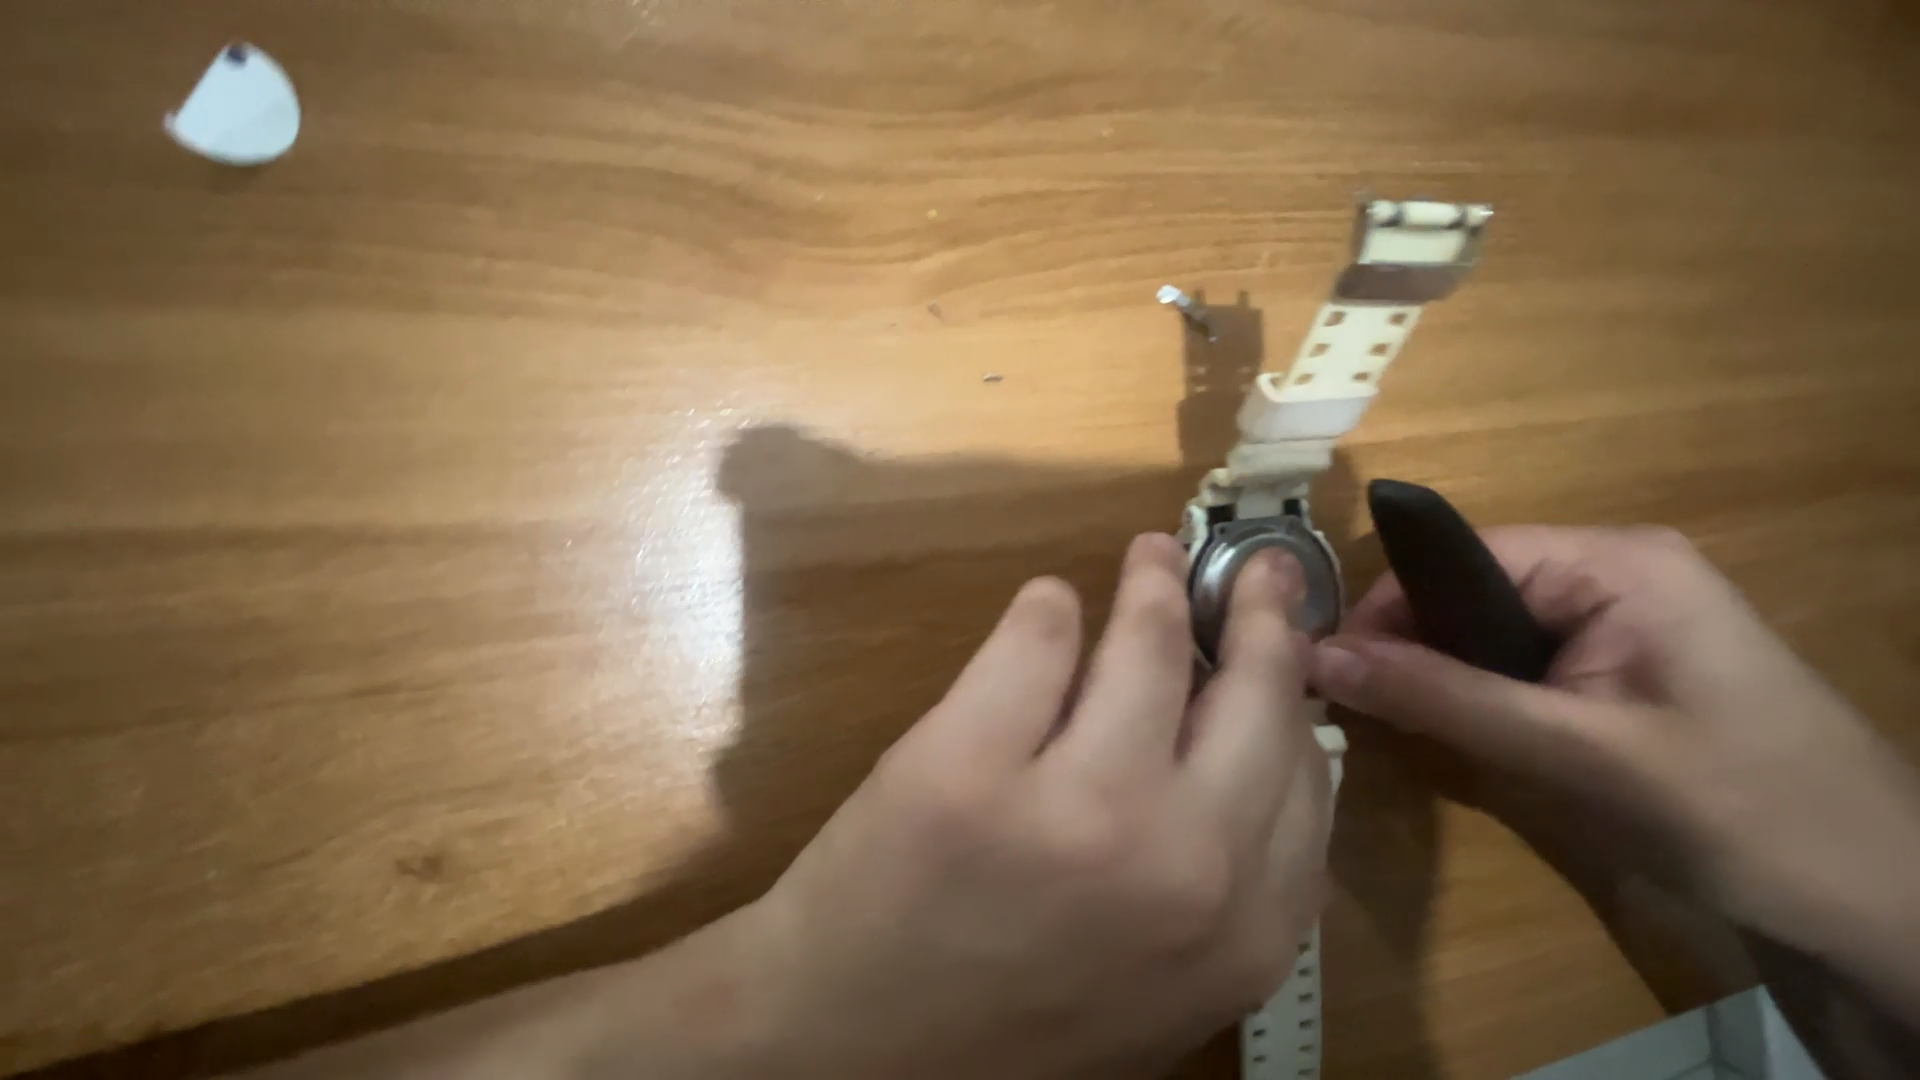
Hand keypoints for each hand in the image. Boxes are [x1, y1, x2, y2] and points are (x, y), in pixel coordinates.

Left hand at [742, 533, 1329, 1079]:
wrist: (851, 1045)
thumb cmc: (1015, 1006)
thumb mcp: (1160, 971)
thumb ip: (1224, 870)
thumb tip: (1250, 731)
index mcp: (1240, 929)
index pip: (1304, 768)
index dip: (1288, 689)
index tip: (1278, 642)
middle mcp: (1179, 862)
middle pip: (1252, 691)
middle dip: (1259, 614)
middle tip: (1252, 568)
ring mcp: (1073, 808)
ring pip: (1146, 645)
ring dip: (1152, 584)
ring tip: (1149, 557)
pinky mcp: (969, 761)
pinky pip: (1039, 637)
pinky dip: (1048, 608)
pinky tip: (1049, 604)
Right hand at [1310, 526, 1919, 1011]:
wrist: (1880, 908)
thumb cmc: (1740, 811)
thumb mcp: (1571, 752)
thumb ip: (1439, 697)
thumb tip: (1316, 657)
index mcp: (1615, 562)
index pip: (1457, 560)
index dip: (1388, 611)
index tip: (1330, 672)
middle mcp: (1612, 572)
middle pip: (1467, 593)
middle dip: (1411, 650)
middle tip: (1357, 710)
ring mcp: (1619, 619)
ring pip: (1484, 633)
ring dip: (1441, 679)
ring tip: (1399, 727)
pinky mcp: (1617, 664)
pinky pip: (1515, 663)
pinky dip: (1477, 697)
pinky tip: (1459, 736)